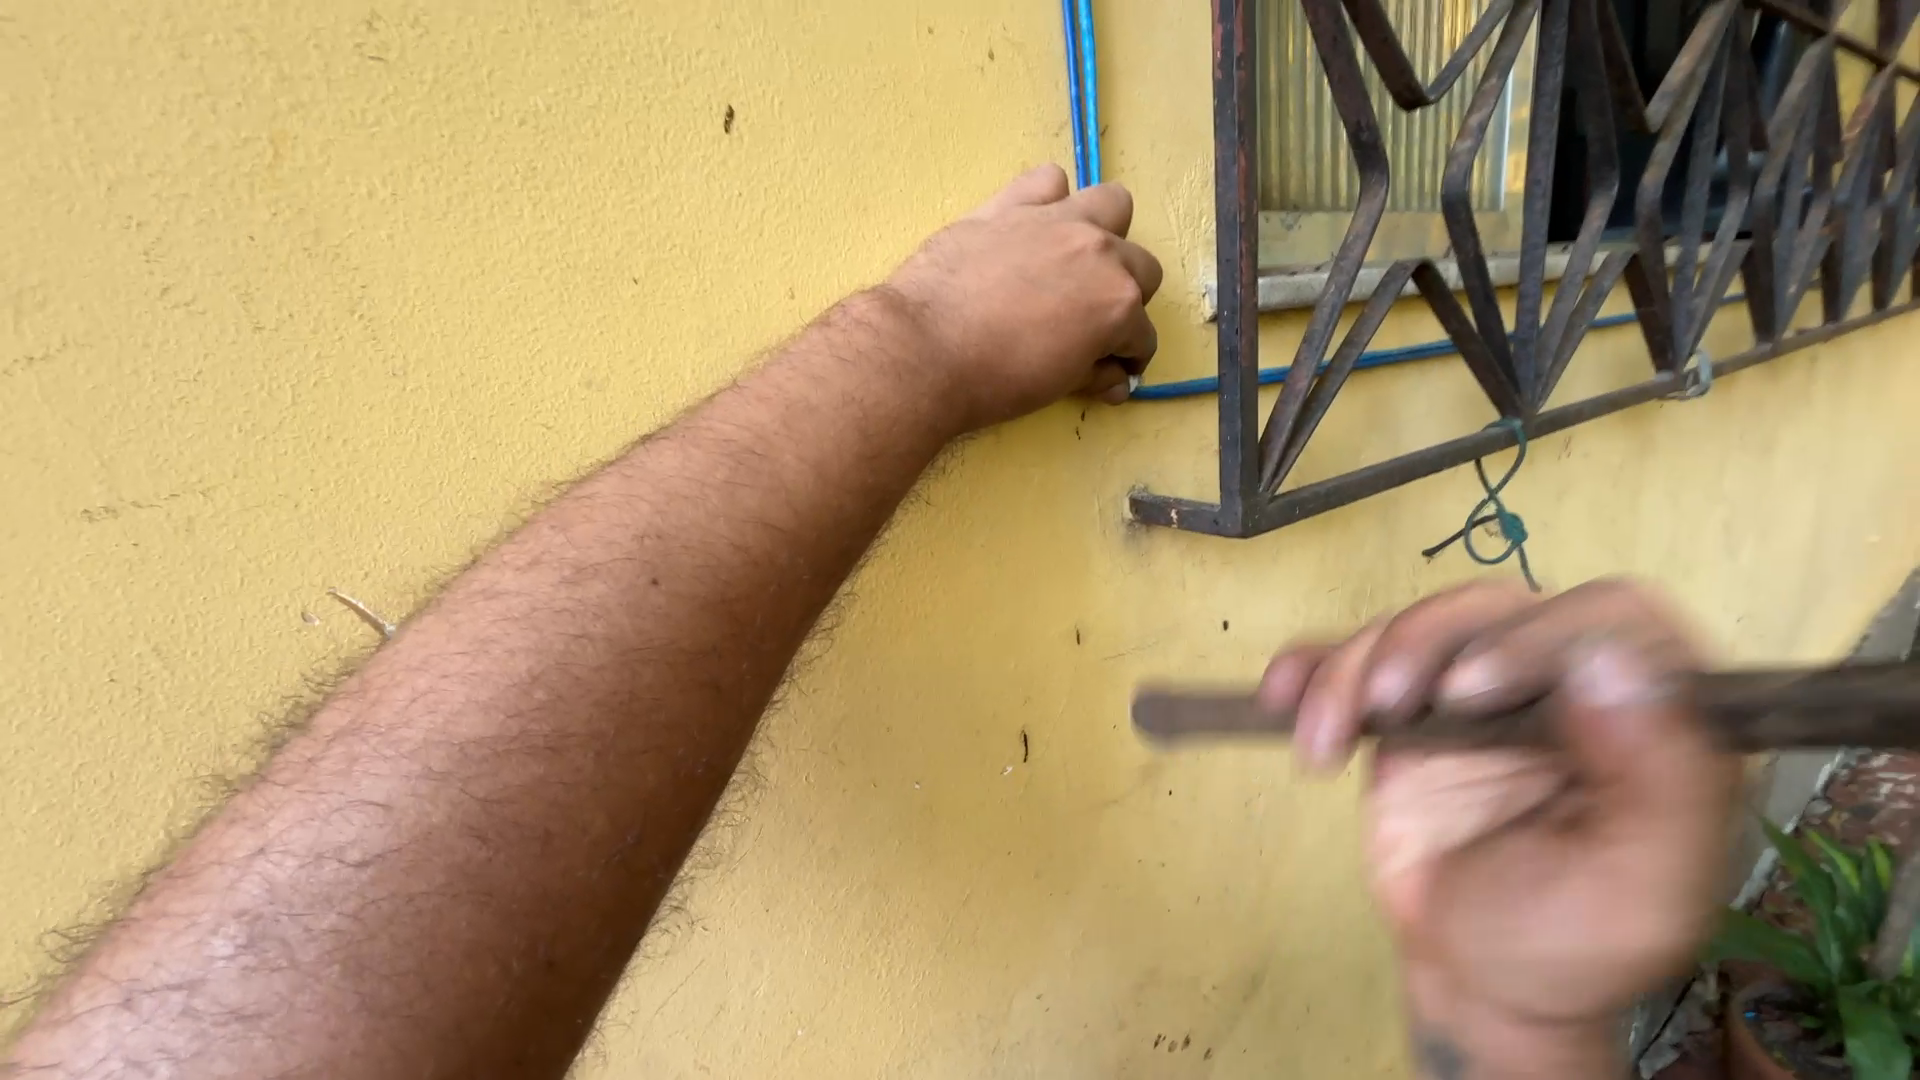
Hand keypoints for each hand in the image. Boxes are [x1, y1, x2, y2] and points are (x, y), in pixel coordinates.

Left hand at [882, 164, 1163, 431]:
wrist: (925, 351)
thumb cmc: (995, 382)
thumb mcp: (1057, 387)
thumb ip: (1095, 374)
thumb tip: (1115, 379)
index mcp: (1119, 303)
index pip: (1142, 334)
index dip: (1129, 356)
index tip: (1110, 370)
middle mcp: (1100, 253)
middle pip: (1141, 268)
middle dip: (1124, 299)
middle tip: (1090, 324)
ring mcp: (1056, 220)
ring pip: (1111, 206)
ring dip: (1104, 234)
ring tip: (1071, 264)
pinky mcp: (1010, 204)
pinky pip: (1048, 181)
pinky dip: (1048, 202)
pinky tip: (1029, 230)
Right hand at [1259, 580, 1739, 1076]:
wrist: (1464, 966)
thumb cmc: (1562, 939)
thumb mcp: (1637, 890)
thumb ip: (1659, 782)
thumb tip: (1613, 660)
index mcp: (1640, 717)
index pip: (1608, 617)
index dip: (1535, 634)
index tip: (1466, 694)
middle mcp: (1553, 685)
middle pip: (1486, 606)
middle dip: (1418, 644)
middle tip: (1384, 710)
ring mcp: (1464, 689)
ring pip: (1404, 625)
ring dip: (1348, 672)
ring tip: (1321, 747)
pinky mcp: (1395, 703)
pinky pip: (1343, 654)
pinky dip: (1305, 667)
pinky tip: (1279, 700)